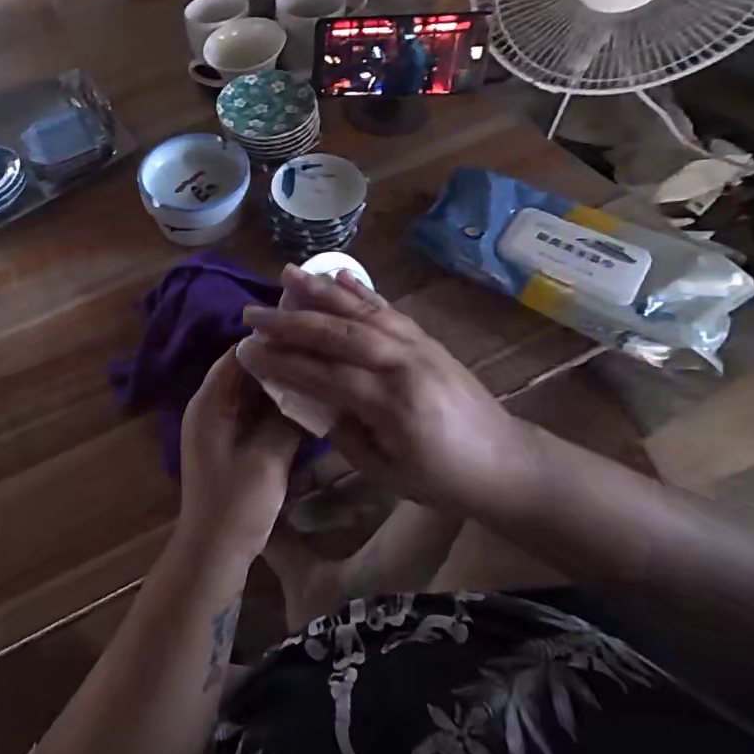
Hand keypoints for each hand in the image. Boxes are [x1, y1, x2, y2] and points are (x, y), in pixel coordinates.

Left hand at [177, 348, 304, 564]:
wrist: (214, 552)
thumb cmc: (236, 505)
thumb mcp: (267, 459)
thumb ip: (287, 419)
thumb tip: (310, 387)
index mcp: (209, 404)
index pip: (236, 356)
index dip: (269, 343)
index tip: (306, 333)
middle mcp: (210, 407)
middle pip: (244, 372)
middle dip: (279, 362)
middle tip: (320, 352)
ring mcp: (220, 426)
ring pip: (252, 393)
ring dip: (280, 386)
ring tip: (319, 372)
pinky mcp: (231, 442)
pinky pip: (254, 414)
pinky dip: (276, 408)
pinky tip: (307, 406)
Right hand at [237, 267, 536, 514]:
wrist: (506, 462)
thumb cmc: (442, 478)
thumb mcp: (384, 471)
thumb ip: (343, 432)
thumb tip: (309, 398)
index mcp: (392, 405)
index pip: (324, 375)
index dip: (282, 363)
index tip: (247, 352)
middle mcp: (403, 366)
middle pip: (337, 335)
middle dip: (290, 322)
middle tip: (252, 314)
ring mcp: (418, 346)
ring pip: (361, 312)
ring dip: (320, 292)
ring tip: (287, 274)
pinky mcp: (427, 339)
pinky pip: (388, 309)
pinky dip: (360, 291)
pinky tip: (338, 276)